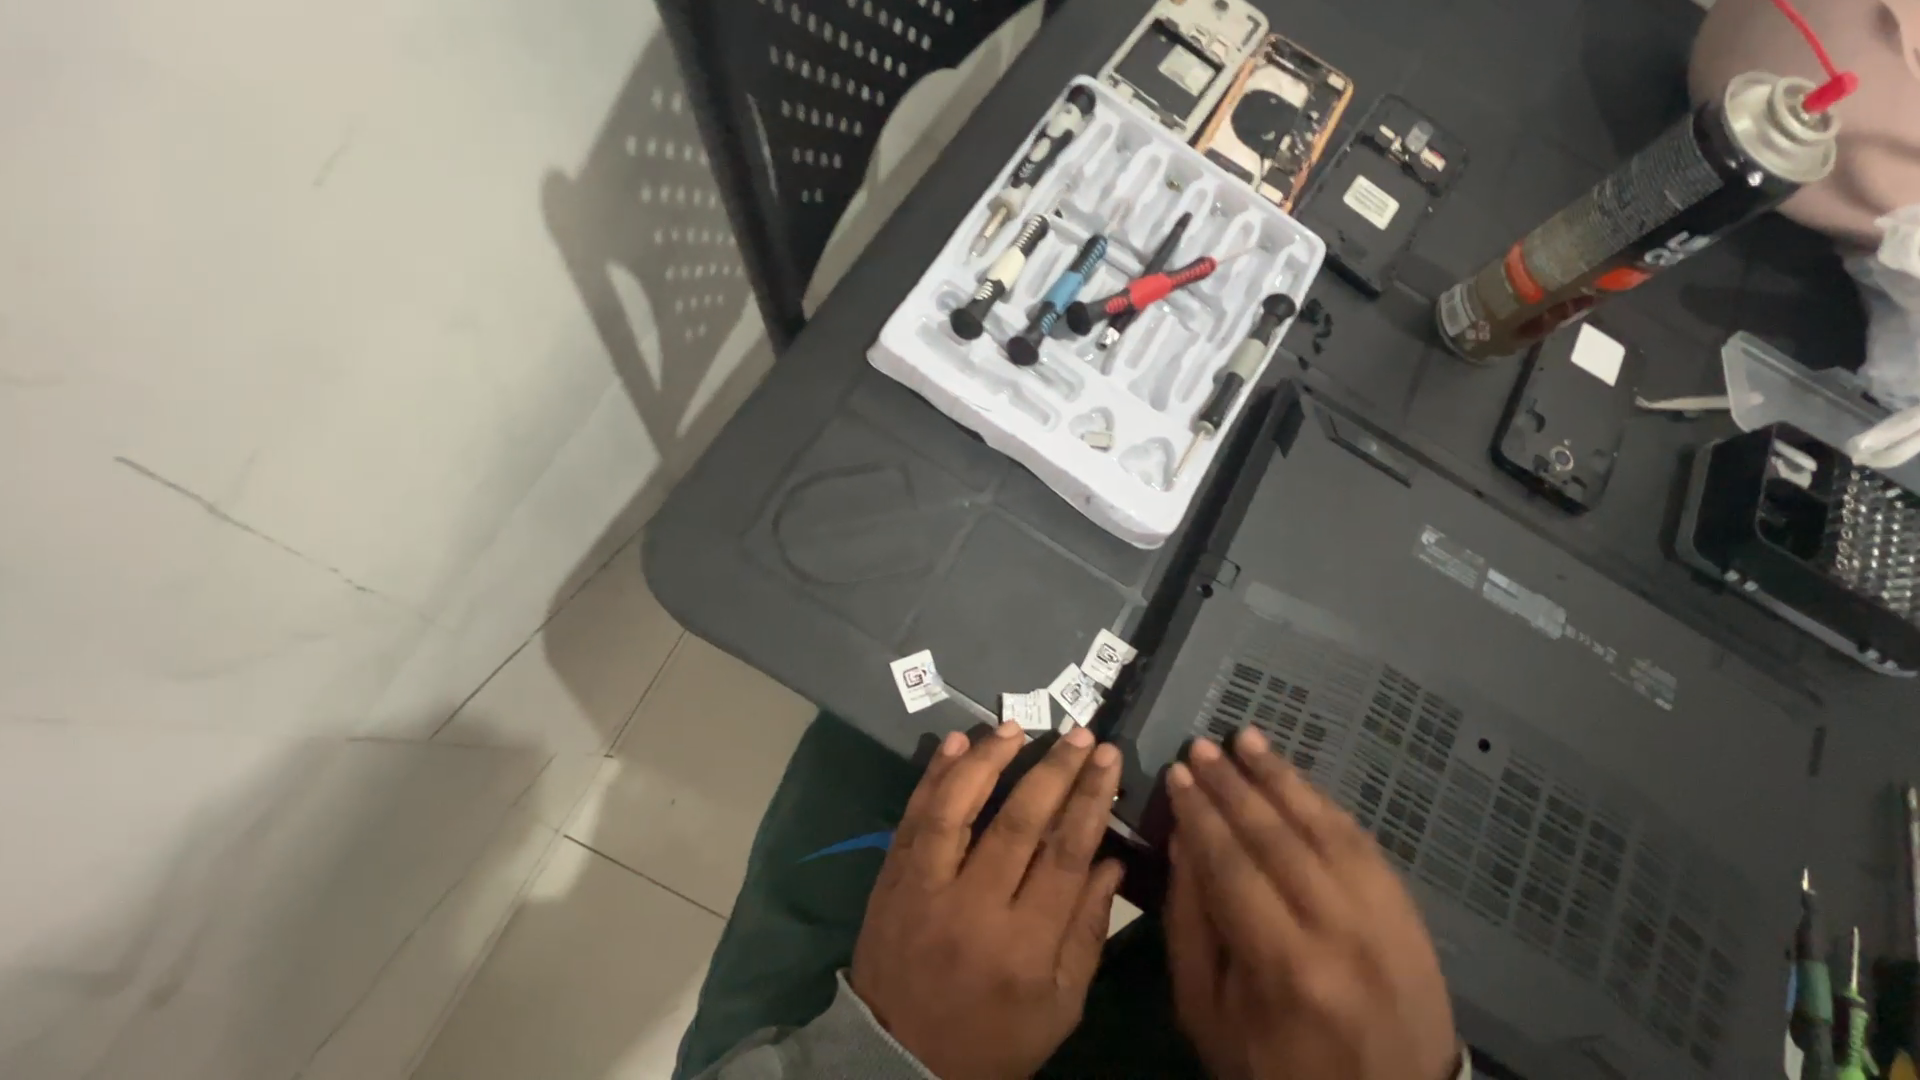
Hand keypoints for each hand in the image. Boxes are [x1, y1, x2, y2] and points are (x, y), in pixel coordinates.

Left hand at [850, 722, 1124, 1079]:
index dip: (1090, 799)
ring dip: (988, 761)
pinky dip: (934, 775)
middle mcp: (975, 909)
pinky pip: (914, 817)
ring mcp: (926, 889)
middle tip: (1078, 733)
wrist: (897, 1059)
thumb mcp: (1059, 1008)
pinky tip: (956, 742)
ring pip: (957, 809)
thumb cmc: (993, 1039)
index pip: (1065, 855)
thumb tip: (1112, 860)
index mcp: (1025, 947)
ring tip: (1016, 728)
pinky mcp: (893, 879)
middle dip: (1054, 771)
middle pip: (1019, 823)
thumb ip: (1087, 932)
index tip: (1106, 757)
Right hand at [1164, 728, 1458, 1079]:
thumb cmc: (1278, 1069)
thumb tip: (1183, 844)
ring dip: (1281, 777)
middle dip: (1232, 784)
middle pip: (1277, 836)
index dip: (1199, 814)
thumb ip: (1190, 927)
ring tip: (1246, 739)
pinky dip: (1324, 804)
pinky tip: (1296, 779)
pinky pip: (1362, 842)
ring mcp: (1384, 918)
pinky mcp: (1409, 912)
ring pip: (1325, 827)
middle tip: (1201, 747)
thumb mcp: (1208, 1014)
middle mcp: (1339, 931)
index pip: (1231, 865)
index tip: (1176, 774)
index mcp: (1283, 966)